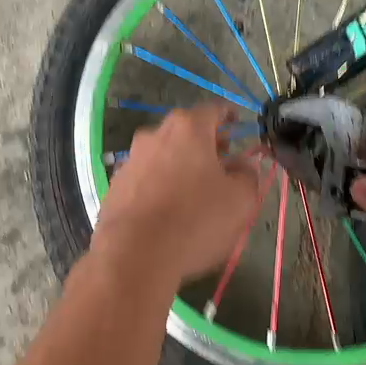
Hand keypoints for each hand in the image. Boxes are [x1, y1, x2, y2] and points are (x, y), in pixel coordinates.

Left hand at [90, 105, 262, 291]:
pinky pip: (146, 178)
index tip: (237, 127)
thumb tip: (243, 165)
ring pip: (164, 154)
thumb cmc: (194, 221)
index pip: (213, 110)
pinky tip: (167, 212)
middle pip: (186, 131)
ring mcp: (131, 158)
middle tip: (222, 166)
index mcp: (187, 128)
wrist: (133, 254)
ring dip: (180, 166)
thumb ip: (248, 176)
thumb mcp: (240, 201)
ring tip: (195, 194)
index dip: (229, 117)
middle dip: (205, 144)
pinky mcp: (116, 184)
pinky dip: (159, 186)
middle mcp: (155, 134)